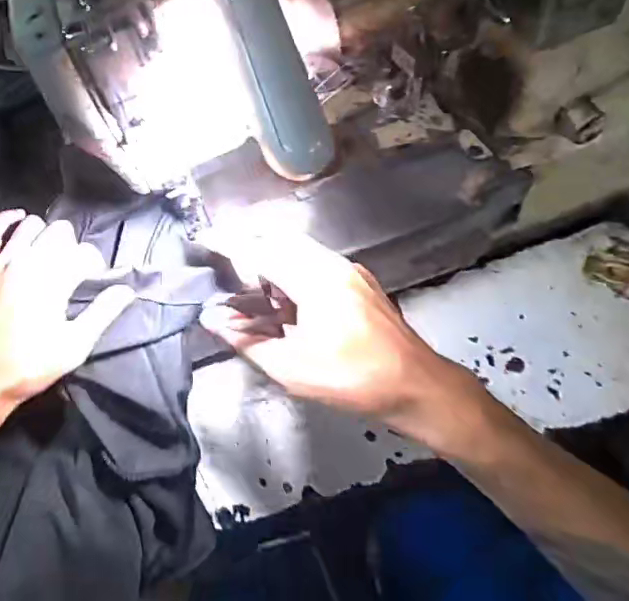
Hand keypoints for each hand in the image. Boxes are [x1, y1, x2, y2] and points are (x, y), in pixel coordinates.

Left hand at [0, 210, 135, 432]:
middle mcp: (27, 262)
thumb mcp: (73, 347)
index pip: (83, 254)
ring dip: (46, 234)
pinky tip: (18, 218)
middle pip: (59, 233)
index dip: (94, 264)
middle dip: (73, 245)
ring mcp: (0, 261)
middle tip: (73, 267)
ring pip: (30, 226)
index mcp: (52, 280)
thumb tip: (126, 290)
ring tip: (51, 252)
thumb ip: (102, 314)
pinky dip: (5, 219)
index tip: (94, 278)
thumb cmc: (27, 367)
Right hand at [199, 233, 489, 447]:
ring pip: (298, 247)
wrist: (423, 390)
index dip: (229, 244)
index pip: (260, 249)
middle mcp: (332, 265)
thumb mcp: (294, 369)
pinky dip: (292, 266)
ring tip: (255, 287)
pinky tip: (288, 298)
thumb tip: (212, 321)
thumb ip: (248, 341)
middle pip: (279, 238)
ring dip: (272, 258)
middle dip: (249, 246)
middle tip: (226, 264)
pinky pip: (315, 259)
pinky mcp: (360, 281)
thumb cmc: (357, 380)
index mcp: (314, 279)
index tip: (204, 239)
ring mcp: (349, 270)